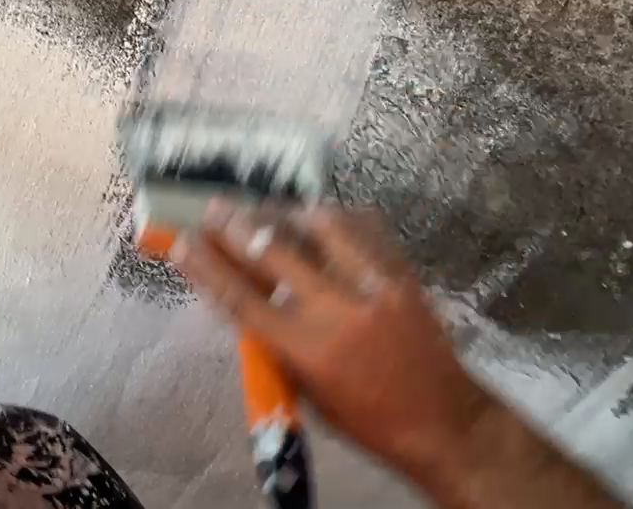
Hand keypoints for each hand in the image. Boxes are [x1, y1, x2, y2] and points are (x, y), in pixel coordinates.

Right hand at [171, 204, 626, 508]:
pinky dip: (336, 215)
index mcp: (309, 351)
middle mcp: (339, 312)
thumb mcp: (307, 390)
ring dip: (288, 212)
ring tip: (269, 207)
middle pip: (274, 251)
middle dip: (237, 223)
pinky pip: (364, 226)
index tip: (181, 241)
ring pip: (322, 225)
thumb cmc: (368, 419)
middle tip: (215, 204)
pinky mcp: (404, 275)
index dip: (206, 267)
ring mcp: (376, 288)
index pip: (241, 299)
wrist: (451, 428)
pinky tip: (320, 215)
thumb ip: (274, 340)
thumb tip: (236, 291)